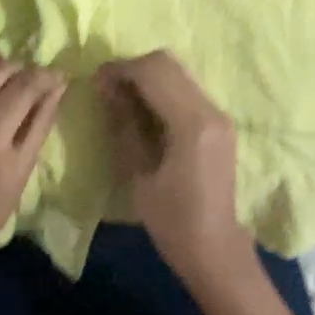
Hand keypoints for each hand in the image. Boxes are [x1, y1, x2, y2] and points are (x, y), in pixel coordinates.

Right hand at [98, 51, 256, 292]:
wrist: (215, 251)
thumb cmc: (173, 221)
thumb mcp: (138, 172)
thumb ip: (125, 124)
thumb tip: (106, 86)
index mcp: (193, 124)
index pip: (153, 72)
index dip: (119, 69)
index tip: (95, 82)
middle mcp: (212, 111)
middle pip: (168, 64)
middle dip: (132, 68)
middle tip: (106, 89)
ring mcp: (219, 116)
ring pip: (177, 72)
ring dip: (146, 77)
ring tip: (120, 99)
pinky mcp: (218, 124)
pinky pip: (184, 89)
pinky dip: (159, 89)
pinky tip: (141, 112)